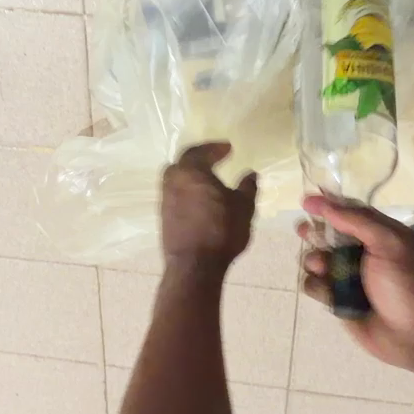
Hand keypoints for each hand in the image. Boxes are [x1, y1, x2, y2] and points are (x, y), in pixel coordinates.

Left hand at [160, 141, 258, 267]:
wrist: (195, 266)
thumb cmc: (222, 231)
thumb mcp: (244, 207)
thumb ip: (247, 187)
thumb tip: (250, 174)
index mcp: (191, 172)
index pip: (200, 151)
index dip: (215, 148)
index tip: (229, 148)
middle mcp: (173, 182)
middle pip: (182, 162)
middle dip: (198, 159)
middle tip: (214, 160)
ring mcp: (165, 200)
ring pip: (175, 179)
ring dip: (191, 176)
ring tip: (208, 181)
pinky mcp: (164, 218)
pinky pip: (174, 195)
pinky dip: (187, 191)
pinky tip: (199, 200)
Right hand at [299, 196, 413, 371]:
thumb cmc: (407, 285)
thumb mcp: (390, 244)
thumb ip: (358, 221)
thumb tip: (325, 203)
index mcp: (381, 234)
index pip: (349, 212)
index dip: (327, 205)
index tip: (306, 202)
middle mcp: (362, 252)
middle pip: (328, 234)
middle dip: (314, 231)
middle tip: (305, 232)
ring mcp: (348, 277)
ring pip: (316, 260)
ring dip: (315, 260)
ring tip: (323, 268)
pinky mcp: (338, 300)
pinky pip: (315, 285)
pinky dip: (318, 286)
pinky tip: (330, 294)